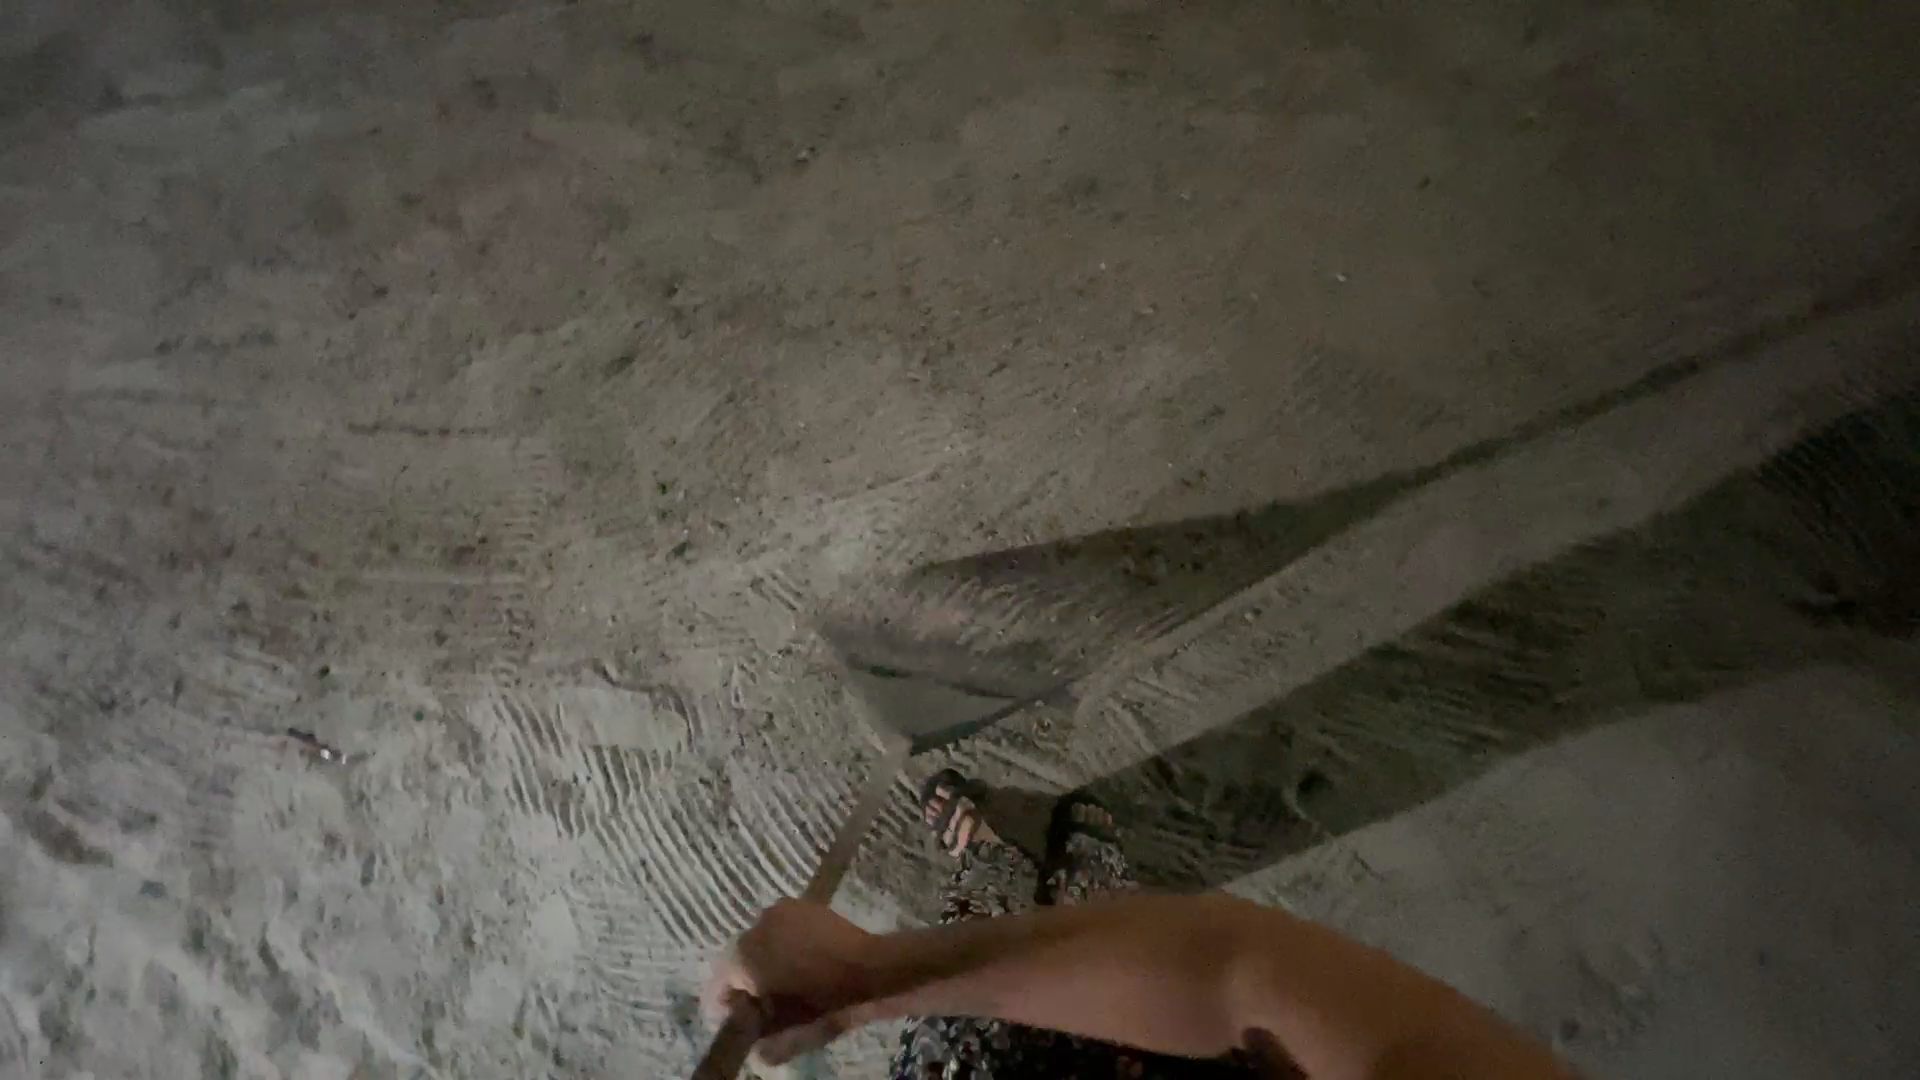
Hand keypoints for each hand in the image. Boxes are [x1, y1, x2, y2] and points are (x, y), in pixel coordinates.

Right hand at [702, 900, 885, 1064]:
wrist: (869, 967)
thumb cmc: (827, 1001)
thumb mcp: (790, 1032)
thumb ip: (763, 1040)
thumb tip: (754, 1046)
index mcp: (746, 957)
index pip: (718, 981)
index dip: (723, 1004)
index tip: (735, 1020)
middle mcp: (758, 925)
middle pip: (738, 958)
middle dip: (745, 982)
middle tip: (763, 1005)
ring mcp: (781, 910)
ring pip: (759, 940)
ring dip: (764, 961)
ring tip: (783, 982)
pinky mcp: (802, 904)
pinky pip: (780, 927)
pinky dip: (782, 943)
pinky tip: (799, 961)